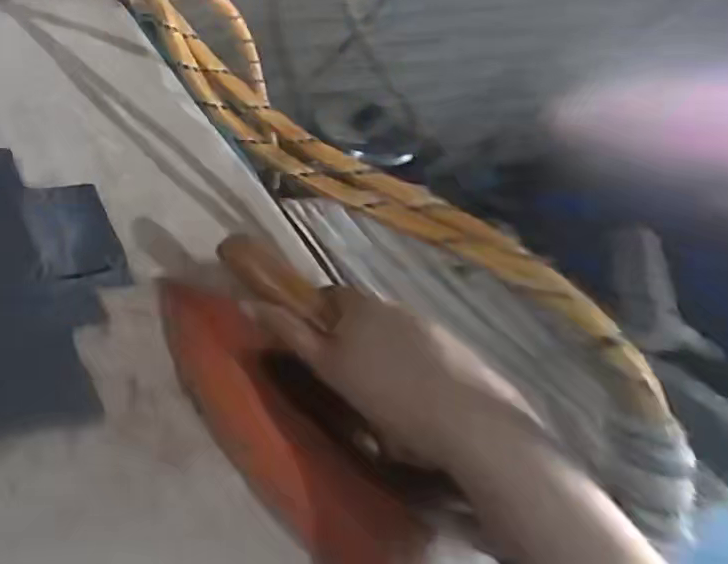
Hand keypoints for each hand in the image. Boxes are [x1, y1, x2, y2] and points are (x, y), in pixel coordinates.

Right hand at [252, 287, 535, 470]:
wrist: (480, 432)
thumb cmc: (388, 394)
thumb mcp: (326, 366)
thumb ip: (288, 330)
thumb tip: (246, 300)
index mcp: (361, 304)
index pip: (330, 295)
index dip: (320, 316)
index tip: (320, 346)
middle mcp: (399, 306)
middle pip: (366, 315)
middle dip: (357, 337)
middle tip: (352, 375)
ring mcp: (440, 331)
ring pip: (402, 337)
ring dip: (392, 355)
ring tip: (391, 395)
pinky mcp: (472, 359)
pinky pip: (435, 358)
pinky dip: (425, 373)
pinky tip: (427, 405)